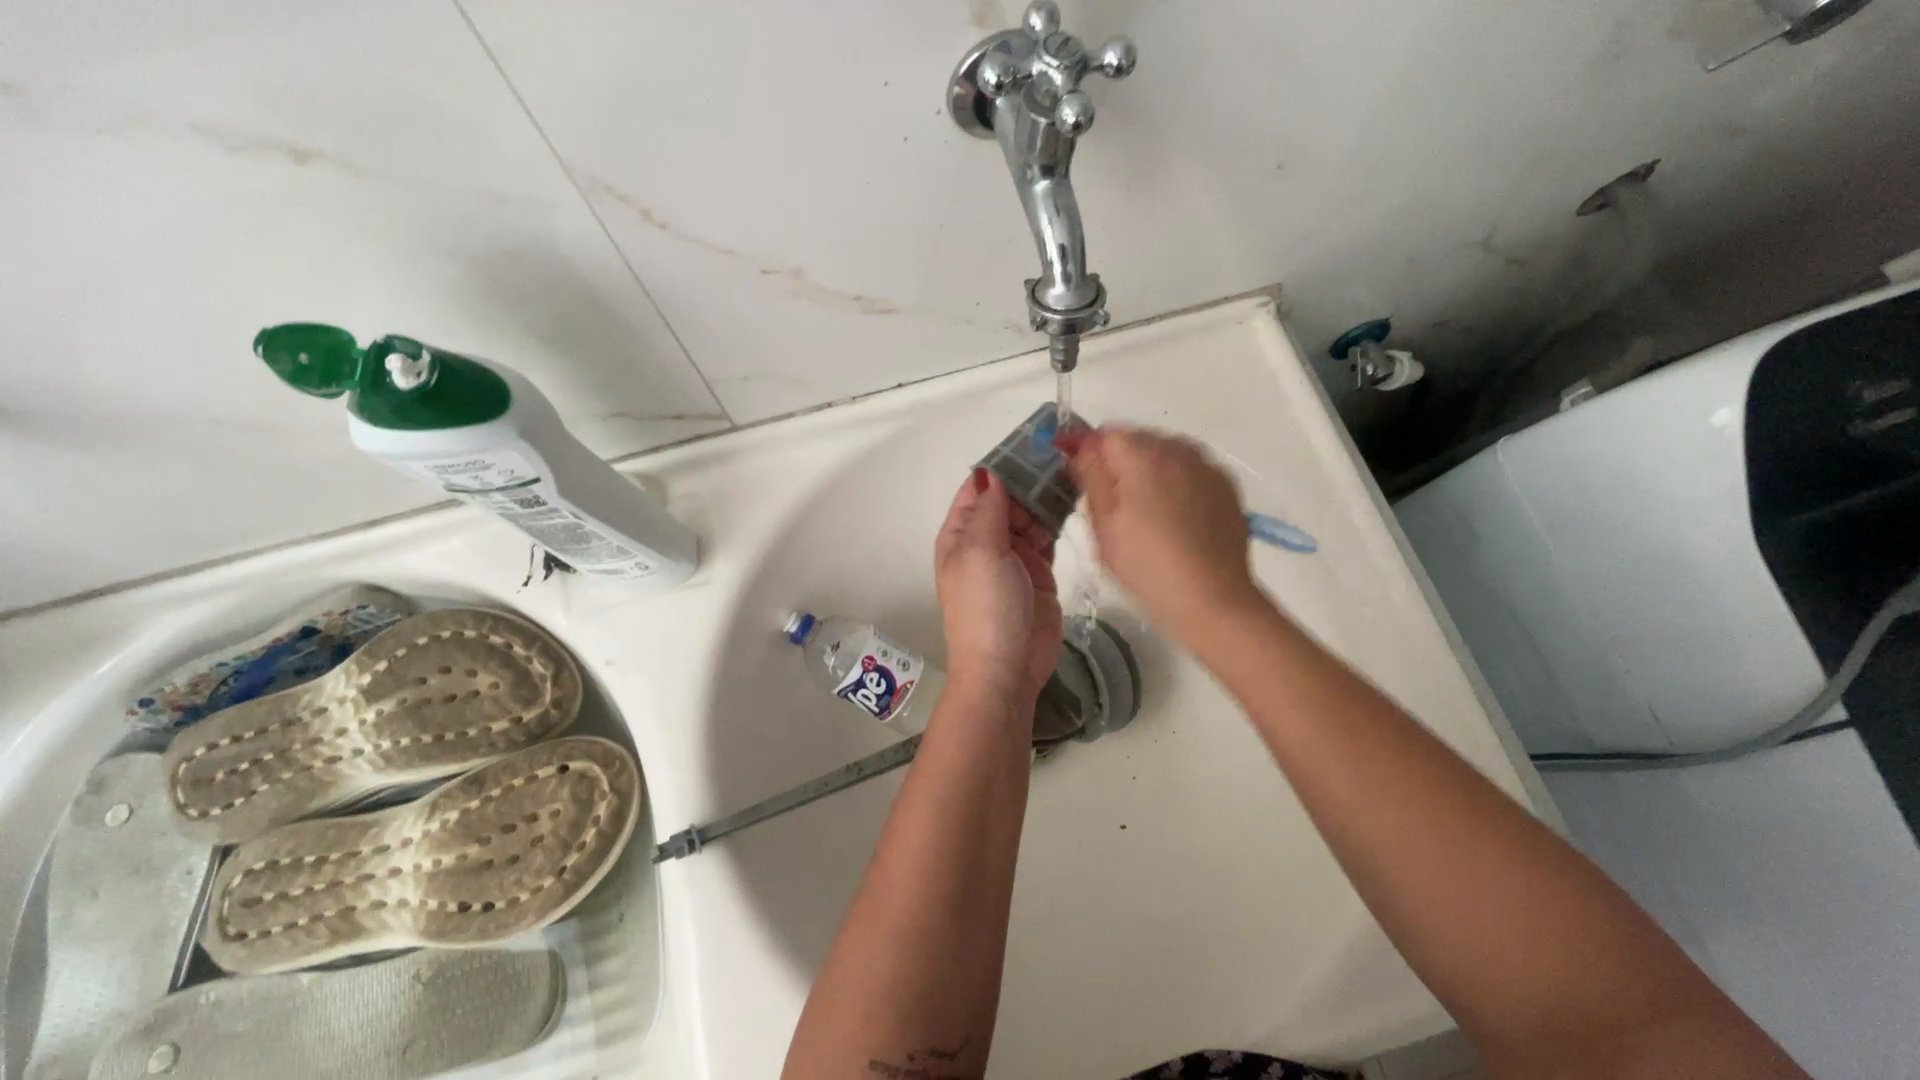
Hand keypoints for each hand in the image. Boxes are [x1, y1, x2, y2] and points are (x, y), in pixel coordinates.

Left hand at [934, 467, 1063, 712]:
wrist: (1006, 668)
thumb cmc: (985, 608)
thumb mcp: (980, 552)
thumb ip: (989, 511)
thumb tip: (991, 474)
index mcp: (960, 535)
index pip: (978, 489)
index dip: (1001, 466)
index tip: (1031, 442)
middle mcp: (985, 542)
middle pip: (1008, 499)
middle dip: (1030, 479)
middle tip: (1064, 453)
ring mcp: (1013, 558)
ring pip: (1031, 516)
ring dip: (1047, 497)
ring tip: (1075, 470)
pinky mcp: (1040, 573)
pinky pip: (1049, 537)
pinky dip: (1059, 521)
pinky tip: (1076, 500)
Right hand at [1058, 426, 1260, 636]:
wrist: (1212, 599)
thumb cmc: (1146, 566)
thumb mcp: (1103, 526)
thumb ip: (1091, 477)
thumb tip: (1084, 449)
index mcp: (1142, 456)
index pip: (1103, 434)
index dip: (1083, 447)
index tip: (1070, 466)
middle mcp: (1179, 450)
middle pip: (1137, 439)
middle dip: (1117, 459)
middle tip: (1105, 496)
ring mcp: (1208, 467)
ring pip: (1166, 453)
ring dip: (1148, 469)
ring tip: (1140, 507)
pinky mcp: (1227, 488)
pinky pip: (1191, 471)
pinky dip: (1176, 482)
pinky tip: (1172, 515)